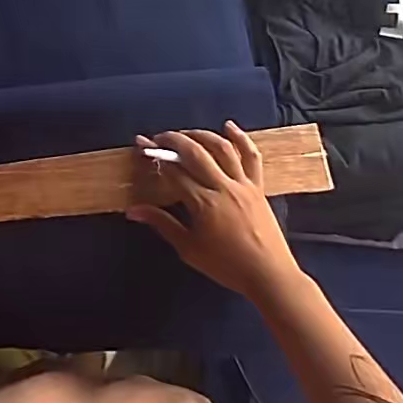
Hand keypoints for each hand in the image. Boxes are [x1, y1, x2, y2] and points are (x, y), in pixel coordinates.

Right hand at [126, 123, 302, 303]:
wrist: (270, 276)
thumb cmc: (226, 266)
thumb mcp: (189, 248)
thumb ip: (162, 224)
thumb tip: (132, 210)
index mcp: (203, 203)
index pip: (173, 171)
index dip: (155, 155)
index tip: (142, 146)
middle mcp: (222, 187)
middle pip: (195, 152)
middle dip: (173, 140)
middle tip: (159, 138)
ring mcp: (243, 184)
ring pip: (221, 148)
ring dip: (201, 135)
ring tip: (186, 134)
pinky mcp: (258, 187)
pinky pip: (251, 157)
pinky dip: (241, 138)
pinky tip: (229, 126)